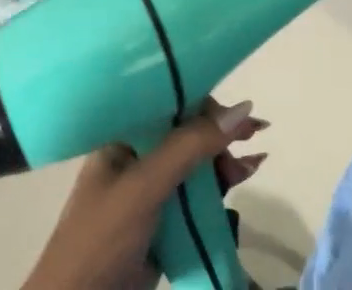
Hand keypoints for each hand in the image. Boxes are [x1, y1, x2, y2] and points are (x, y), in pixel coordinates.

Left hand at [23, 98, 268, 289]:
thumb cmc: (98, 245)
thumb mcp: (143, 189)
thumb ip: (190, 147)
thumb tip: (245, 107)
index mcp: (121, 144)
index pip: (171, 107)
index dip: (208, 108)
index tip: (240, 117)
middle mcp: (136, 161)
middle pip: (190, 133)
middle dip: (222, 135)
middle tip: (254, 139)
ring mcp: (151, 192)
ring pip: (199, 161)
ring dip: (227, 159)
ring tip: (249, 170)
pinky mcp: (165, 219)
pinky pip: (200, 190)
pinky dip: (223, 183)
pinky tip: (243, 178)